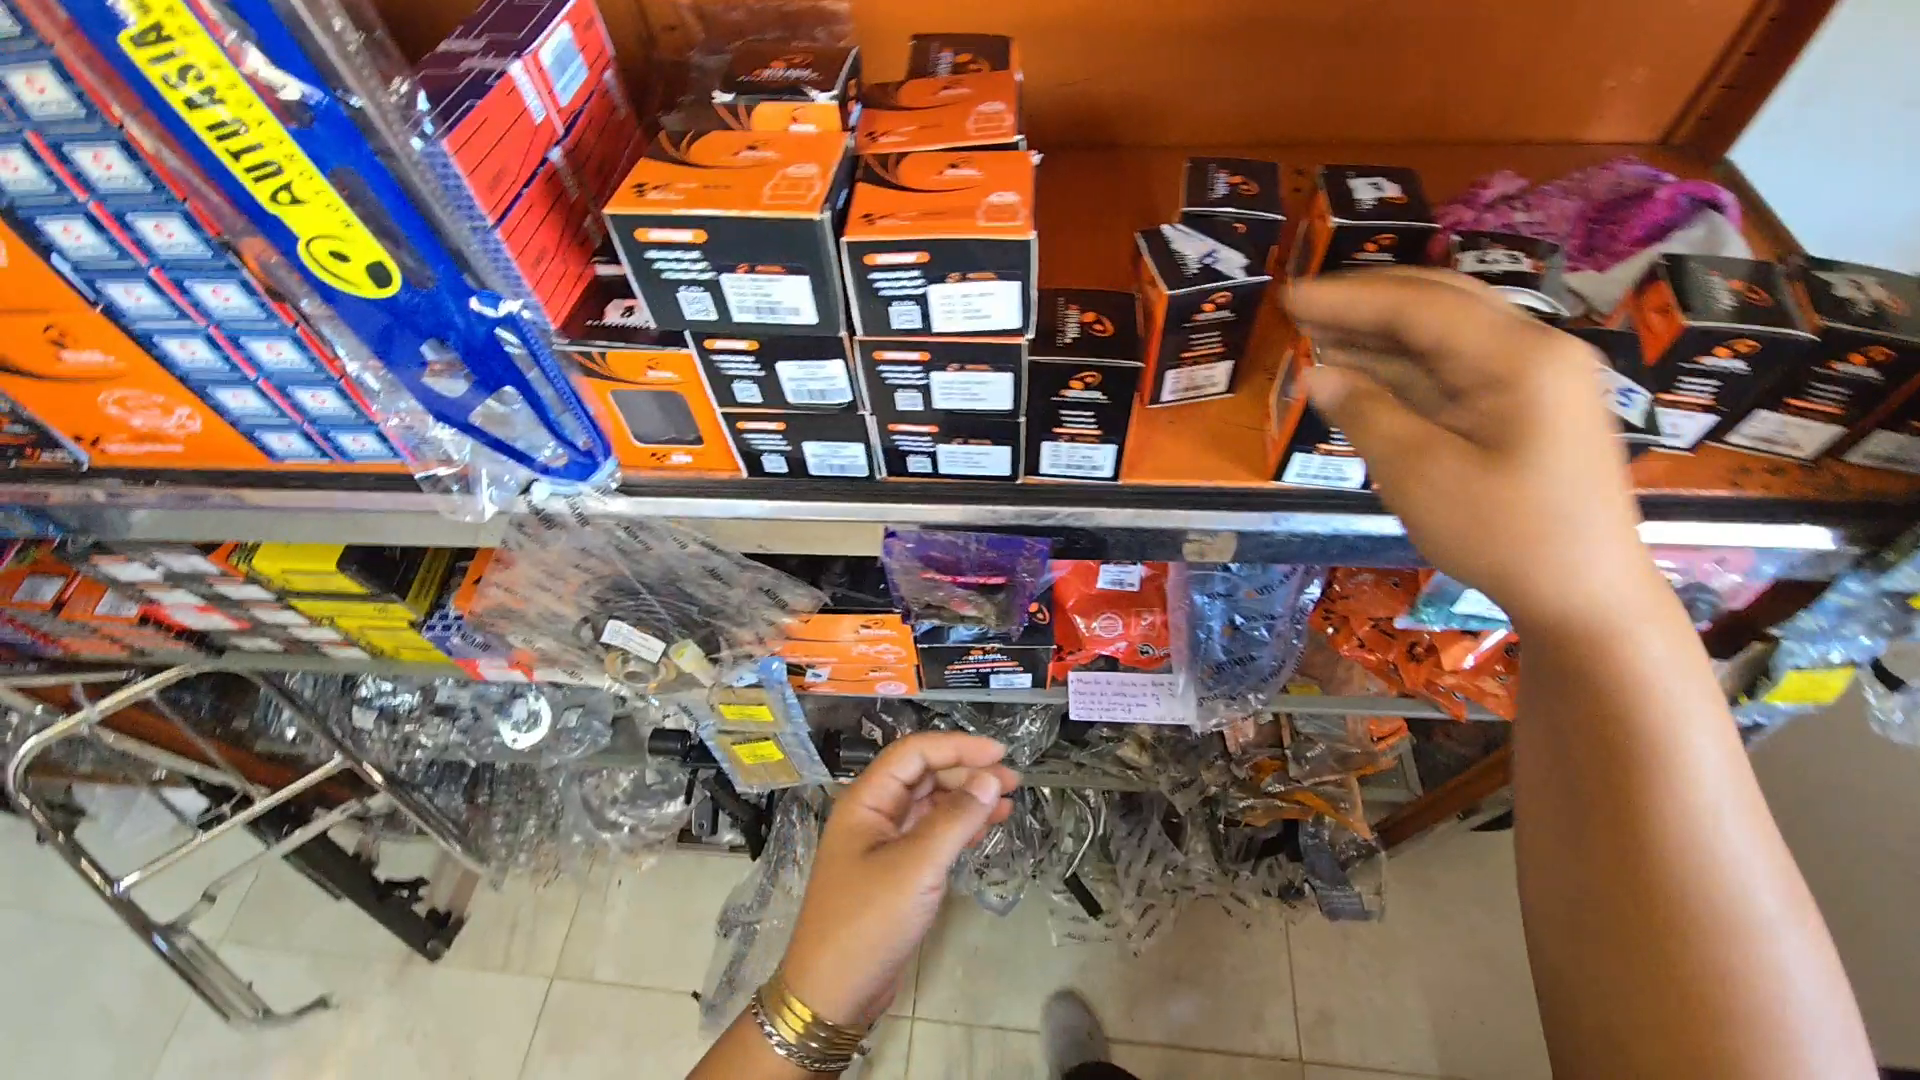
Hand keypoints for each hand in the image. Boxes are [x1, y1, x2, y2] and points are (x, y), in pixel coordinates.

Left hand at [778, 733, 1019, 1027]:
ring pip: (929, 804)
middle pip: (923, 775)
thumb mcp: (916, 867)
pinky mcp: (894, 871)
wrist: (832, 993)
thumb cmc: (868, 922)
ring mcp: (882, 843)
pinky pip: (930, 834)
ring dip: (966, 800)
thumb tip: (990, 777)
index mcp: (866, 801)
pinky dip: (958, 828)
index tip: (1000, 753)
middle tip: (1012, 782)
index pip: (914, 753)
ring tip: (1008, 804)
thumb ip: (955, 819)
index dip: (957, 746)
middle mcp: (873, 814)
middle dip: (966, 772)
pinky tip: (984, 831)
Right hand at [1287, 268, 1661, 626]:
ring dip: (1380, 335)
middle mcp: (1534, 351)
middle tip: (1301, 308)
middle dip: (1366, 304)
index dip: (1349, 298)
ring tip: (1317, 334)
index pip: (1420, 306)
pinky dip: (1403, 368)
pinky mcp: (1524, 408)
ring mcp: (1534, 379)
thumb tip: (1317, 373)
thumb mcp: (1420, 475)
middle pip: (1438, 306)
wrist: (1583, 595)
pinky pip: (1454, 371)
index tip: (1290, 296)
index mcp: (1519, 357)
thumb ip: (1366, 413)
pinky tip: (1360, 371)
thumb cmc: (1503, 535)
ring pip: (1445, 337)